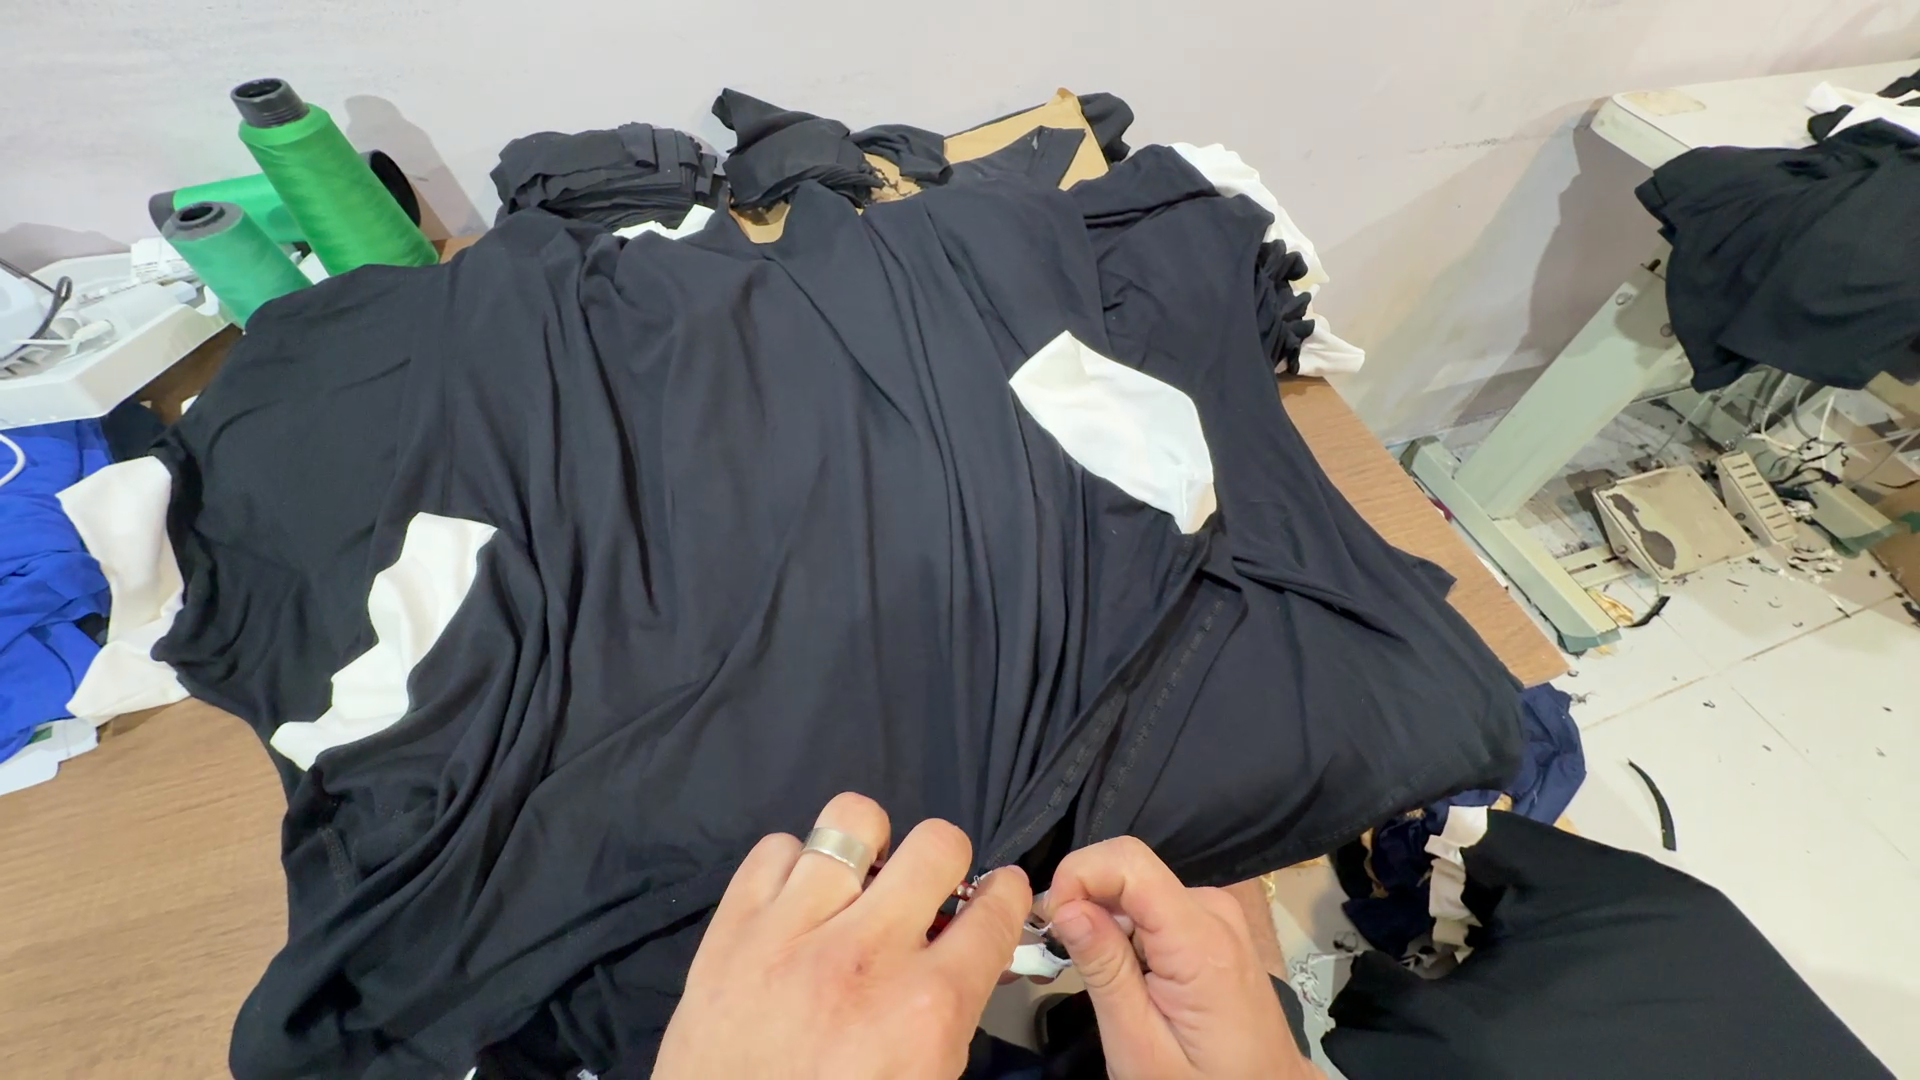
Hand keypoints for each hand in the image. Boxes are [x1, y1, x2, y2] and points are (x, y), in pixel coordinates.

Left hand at [653, 792, 1031, 1079]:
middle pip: (936, 843)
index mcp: (924, 1009)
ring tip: (857, 878)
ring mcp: (793, 930)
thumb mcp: (922, 1078)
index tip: (999, 889)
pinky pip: (776, 847)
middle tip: (925, 885)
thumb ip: (953, 1005)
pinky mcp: (733, 925)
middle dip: (944, 858)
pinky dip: (792, 865)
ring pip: (852, 819)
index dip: (1006, 894)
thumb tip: (971, 941)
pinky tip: (794, 899)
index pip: (994, 913)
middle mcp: (866, 954)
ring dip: (865, 846)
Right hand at [1043, 837, 1320, 1079]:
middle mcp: (1212, 909)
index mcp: (1199, 938)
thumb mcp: (1141, 1047)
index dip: (1079, 874)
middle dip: (1085, 898)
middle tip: (1062, 953)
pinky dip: (1126, 925)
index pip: (1128, 860)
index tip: (1053, 919)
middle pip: (1129, 870)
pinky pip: (1154, 903)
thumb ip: (1104, 970)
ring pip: (1136, 885)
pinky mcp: (1213, 924)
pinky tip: (1123, 969)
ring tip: (1093, 970)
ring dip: (1103, 914)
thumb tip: (1066, 905)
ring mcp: (1216, 913)